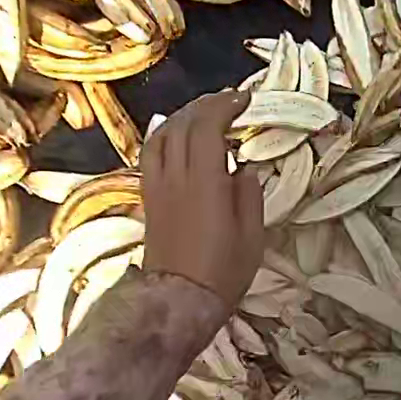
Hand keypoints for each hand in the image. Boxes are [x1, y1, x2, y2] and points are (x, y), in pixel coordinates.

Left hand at [141, 91, 262, 309]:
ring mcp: (157, 186)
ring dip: (182, 116)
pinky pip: (150, 154)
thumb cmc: (223, 271)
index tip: (243, 99)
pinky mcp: (149, 198)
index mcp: (204, 183)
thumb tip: (243, 167)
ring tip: (201, 112)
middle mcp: (175, 177)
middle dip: (205, 105)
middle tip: (228, 101)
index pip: (207, 127)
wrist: (180, 300)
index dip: (224, 106)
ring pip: (161, 135)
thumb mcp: (252, 235)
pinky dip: (163, 135)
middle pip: (182, 125)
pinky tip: (173, 134)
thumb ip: (249, 194)